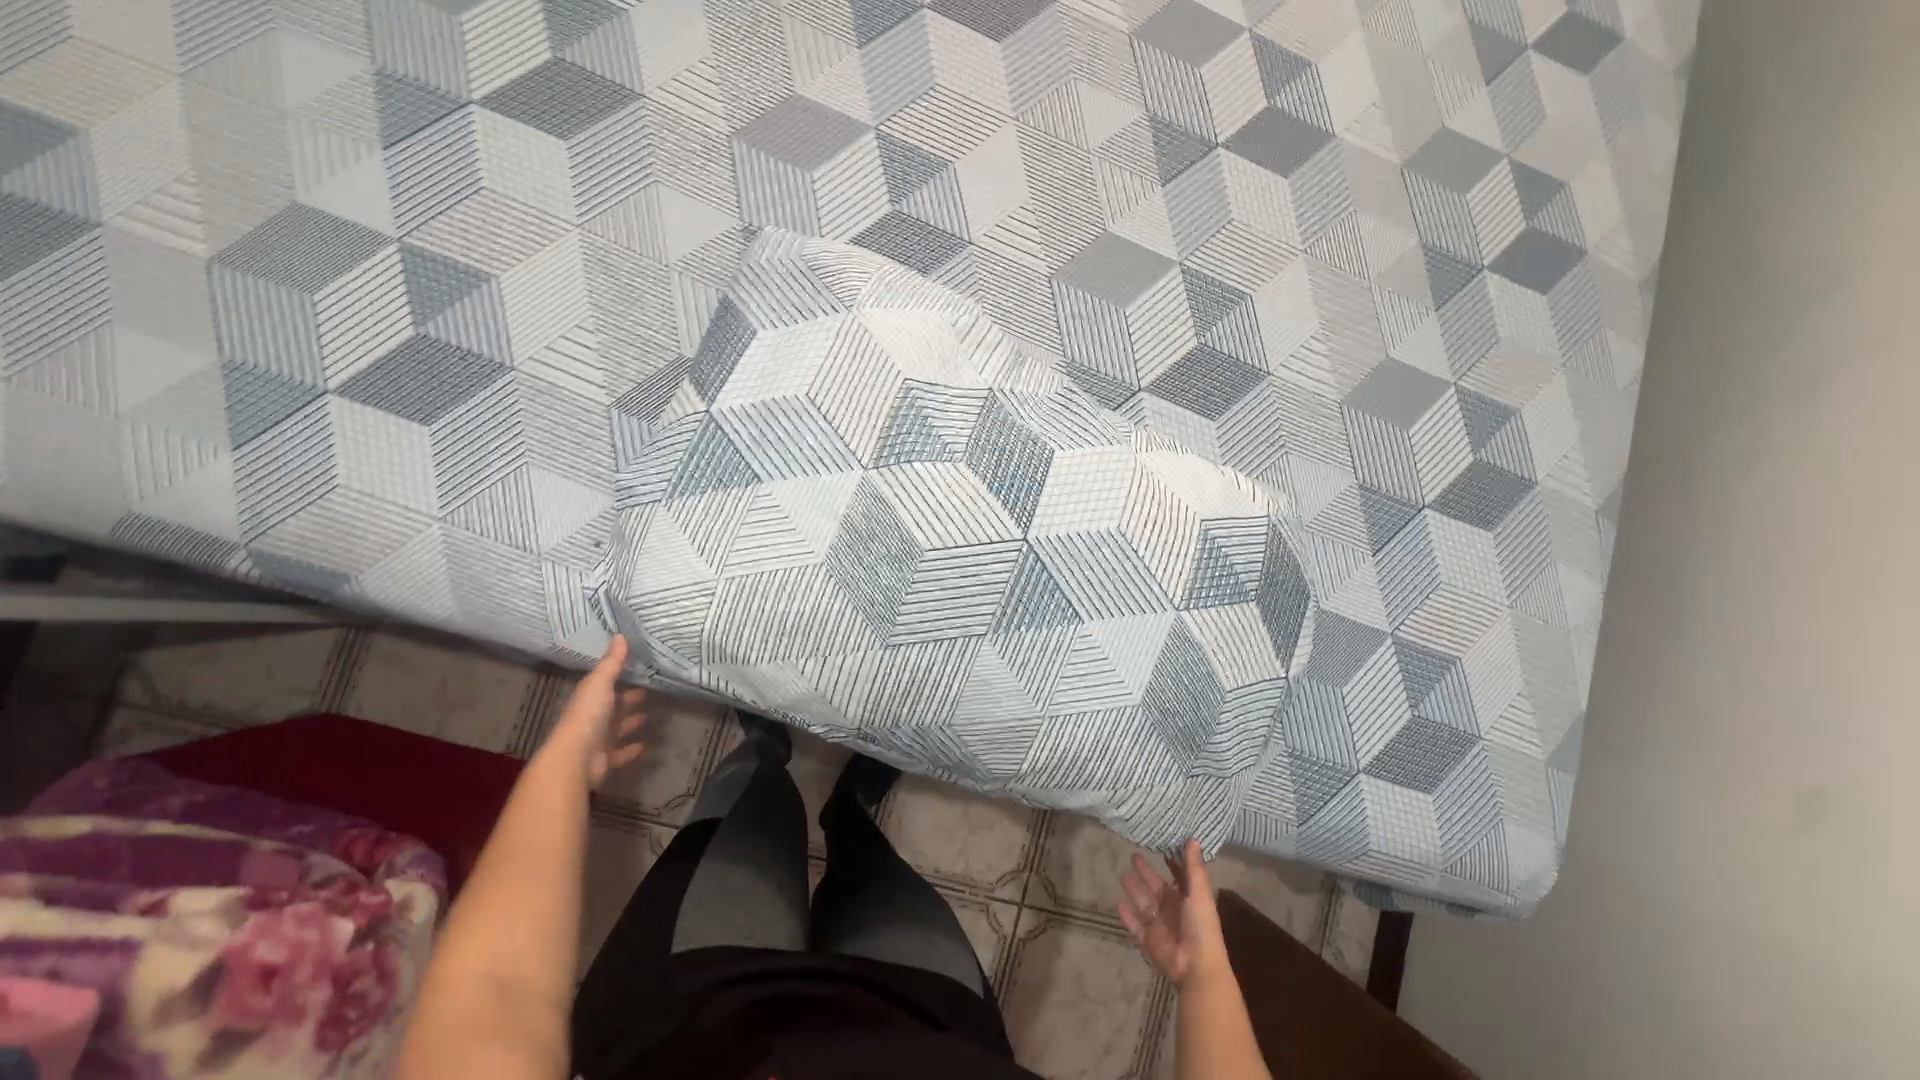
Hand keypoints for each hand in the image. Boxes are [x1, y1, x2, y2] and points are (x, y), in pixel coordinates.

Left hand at [543, 636, 647, 786]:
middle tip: (650, 692)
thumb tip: (620, 635)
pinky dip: (632, 749)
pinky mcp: (605, 759)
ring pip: (617, 729)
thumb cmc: (588, 715)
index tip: (639, 669)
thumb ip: (612, 662)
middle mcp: (592, 717)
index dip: (619, 677)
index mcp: (588, 698)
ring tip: (650, 716)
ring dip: (631, 723)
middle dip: (628, 700)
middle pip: (612, 706)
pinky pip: (621, 752)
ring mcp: (598, 739)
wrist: (576, 758)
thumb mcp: (600, 683)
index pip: (604, 684)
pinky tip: (646, 744)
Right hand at [1118, 839, 1228, 986]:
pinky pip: (1135, 925)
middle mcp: (1172, 909)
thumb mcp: (1199, 893)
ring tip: (1122, 875)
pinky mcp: (1148, 940)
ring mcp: (1159, 925)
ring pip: (1143, 903)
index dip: (1171, 862)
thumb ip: (1194, 868)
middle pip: (1156, 887)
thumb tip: (1193, 838)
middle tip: (1133, 855)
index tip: (1161, 845)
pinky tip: (1117, 903)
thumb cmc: (1200, 926)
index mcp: (1187, 898)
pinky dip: (1127, 915)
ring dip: (1134, 890)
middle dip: (1146, 873)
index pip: (1178, 876)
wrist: (1195, 965)